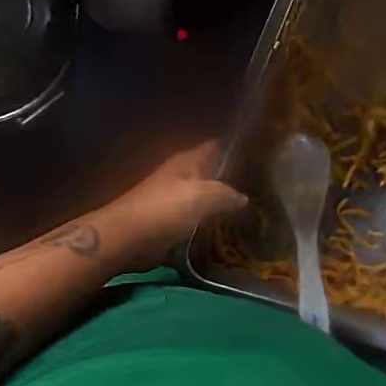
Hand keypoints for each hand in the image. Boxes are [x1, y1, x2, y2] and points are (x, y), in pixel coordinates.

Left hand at [97, 141, 246, 270]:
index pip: (216, 146)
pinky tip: (224, 230)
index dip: (236, 148)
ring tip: (247, 211)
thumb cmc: (165, 210)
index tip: (259, 157)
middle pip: (211, 171)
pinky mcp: (167, 220)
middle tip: (259, 188)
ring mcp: (172, 197)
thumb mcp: (204, 197)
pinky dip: (207, 222)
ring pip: (204, 195)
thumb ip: (227, 195)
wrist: (126, 238)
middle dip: (232, 178)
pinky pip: (195, 217)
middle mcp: (181, 174)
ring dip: (220, 202)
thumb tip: (243, 198)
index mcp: (188, 161)